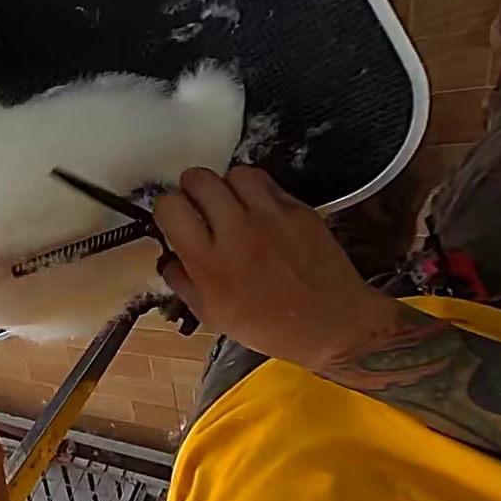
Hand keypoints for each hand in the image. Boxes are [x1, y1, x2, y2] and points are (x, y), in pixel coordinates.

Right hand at [153, 166, 407, 371]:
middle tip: (199, 205)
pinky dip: (256, 190)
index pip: (170, 207)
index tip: (176, 219)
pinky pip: (266, 182)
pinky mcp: (296, 209)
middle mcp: (236, 232)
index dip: (168, 209)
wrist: (332, 324)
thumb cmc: (270, 328)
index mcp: (209, 263)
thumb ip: (184, 284)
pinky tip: (258, 209)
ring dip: (226, 185)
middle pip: (198, 179)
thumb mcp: (214, 317)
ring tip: (231, 204)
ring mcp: (269, 216)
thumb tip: (168, 259)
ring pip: (233, 173)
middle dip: (192, 188)